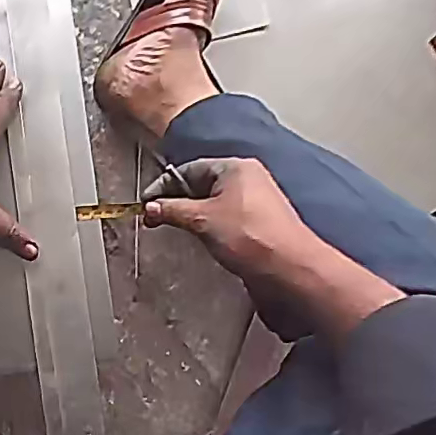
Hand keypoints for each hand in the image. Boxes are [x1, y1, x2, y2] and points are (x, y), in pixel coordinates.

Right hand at [140, 157, 320, 281]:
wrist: (288, 267)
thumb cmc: (248, 236)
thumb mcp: (201, 219)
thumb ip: (172, 210)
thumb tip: (150, 207)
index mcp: (234, 168)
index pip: (188, 169)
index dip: (163, 186)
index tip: (146, 205)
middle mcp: (246, 178)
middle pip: (199, 183)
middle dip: (176, 200)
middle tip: (155, 218)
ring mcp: (254, 199)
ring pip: (211, 201)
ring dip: (190, 213)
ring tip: (175, 228)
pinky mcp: (257, 220)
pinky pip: (224, 215)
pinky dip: (207, 223)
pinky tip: (199, 237)